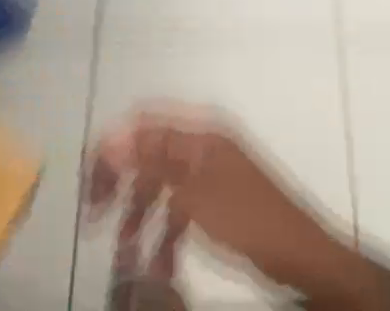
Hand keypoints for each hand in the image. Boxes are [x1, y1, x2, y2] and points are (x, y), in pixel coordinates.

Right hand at [83, 106, 356, 295]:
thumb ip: (149, 164)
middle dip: (122, 187)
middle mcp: (203, 148)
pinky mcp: (217, 204)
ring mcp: (211, 175)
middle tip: (96, 218)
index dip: (112, 147)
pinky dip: (165, 236)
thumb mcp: (192, 194)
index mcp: (200, 135)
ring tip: (125, 252)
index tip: (90, 180)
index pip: (144, 124)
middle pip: (149, 156)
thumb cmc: (247, 218)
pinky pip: (179, 212)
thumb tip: (110, 137)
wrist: (299, 254)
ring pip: (161, 189)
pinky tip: (158, 265)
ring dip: (140, 220)